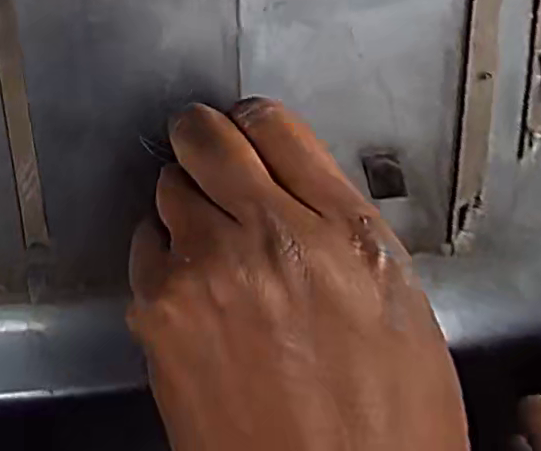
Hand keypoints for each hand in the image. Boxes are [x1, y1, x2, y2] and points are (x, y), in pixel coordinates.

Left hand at [128, 99, 466, 450]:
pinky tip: (193, 294)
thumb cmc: (380, 425)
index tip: (242, 128)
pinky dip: (163, 256)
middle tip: (204, 154)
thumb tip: (281, 168)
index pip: (273, 123)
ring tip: (213, 250)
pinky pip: (145, 241)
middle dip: (200, 137)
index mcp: (348, 237)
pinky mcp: (159, 301)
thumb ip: (336, 222)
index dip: (250, 120)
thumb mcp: (395, 309)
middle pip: (203, 133)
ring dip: (184, 205)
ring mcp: (208, 267)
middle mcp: (275, 239)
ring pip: (167, 185)